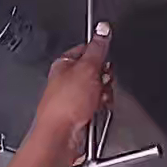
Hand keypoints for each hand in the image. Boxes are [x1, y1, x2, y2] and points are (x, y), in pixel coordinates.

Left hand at [31, 24, 112, 154]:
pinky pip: (98, 105)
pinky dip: (102, 107)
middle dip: (104, 78)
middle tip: (101, 83)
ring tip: (98, 100)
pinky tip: (98, 110)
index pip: (87, 50)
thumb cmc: (65, 104)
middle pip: (96, 71)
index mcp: (63, 64)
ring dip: (104, 94)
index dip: (100, 55)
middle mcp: (66, 81)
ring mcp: (73, 98)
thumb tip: (103, 29)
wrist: (61, 137)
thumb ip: (98, 48)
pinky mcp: (80, 113)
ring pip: (99, 89)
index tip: (106, 61)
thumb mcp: (87, 69)